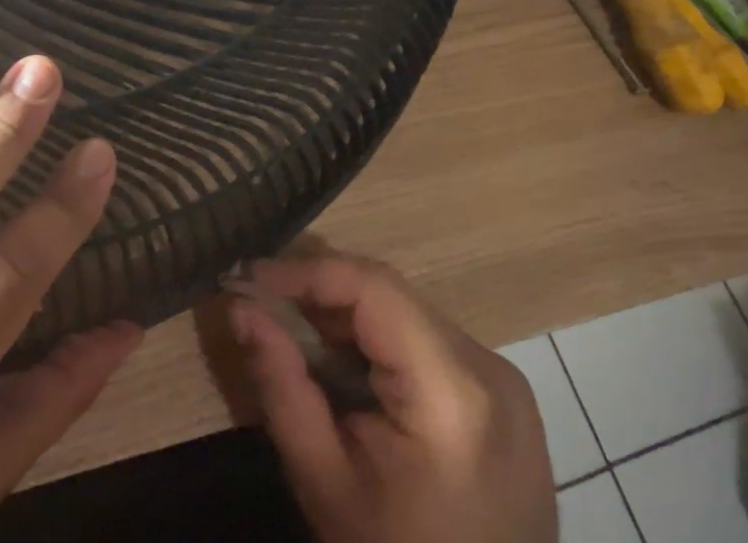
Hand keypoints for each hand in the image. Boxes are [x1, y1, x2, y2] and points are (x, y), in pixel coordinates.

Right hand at [230, 256, 556, 542]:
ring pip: (407, 316)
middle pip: (392, 298)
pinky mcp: (506, 395)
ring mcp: (506, 380)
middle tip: (262, 315)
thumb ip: (281, 383)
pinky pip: (428, 343)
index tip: (248, 278)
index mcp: (451, 393)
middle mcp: (490, 368)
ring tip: (299, 351)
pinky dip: (379, 346)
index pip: (374, 287)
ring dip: (347, 321)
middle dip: (320, 297)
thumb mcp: (322, 477)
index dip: (306, 270)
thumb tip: (241, 307)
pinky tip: (349, 378)